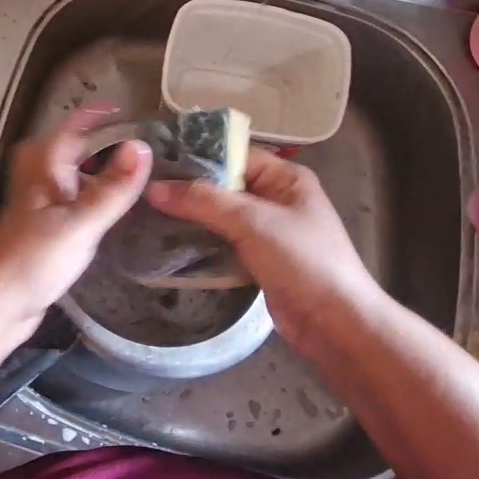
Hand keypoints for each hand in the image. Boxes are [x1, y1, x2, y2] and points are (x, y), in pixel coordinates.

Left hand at [0, 106, 151, 331]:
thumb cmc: (34, 258)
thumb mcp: (81, 223)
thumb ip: (113, 188)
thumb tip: (143, 146)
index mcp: (44, 170)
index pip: (69, 130)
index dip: (92, 116)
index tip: (123, 108)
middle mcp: (39, 183)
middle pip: (66, 151)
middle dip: (95, 142)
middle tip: (132, 143)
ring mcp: (39, 209)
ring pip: (68, 178)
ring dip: (94, 171)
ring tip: (131, 173)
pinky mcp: (43, 234)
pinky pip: (70, 204)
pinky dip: (90, 199)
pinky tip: (110, 212)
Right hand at [146, 147, 382, 345]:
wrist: (335, 324)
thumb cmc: (302, 260)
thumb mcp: (252, 222)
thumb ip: (202, 201)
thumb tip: (153, 187)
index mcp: (285, 178)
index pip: (233, 154)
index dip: (195, 156)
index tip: (154, 161)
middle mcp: (275, 199)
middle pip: (222, 185)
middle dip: (186, 189)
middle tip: (143, 187)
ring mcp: (266, 231)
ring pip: (218, 215)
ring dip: (189, 216)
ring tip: (146, 212)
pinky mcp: (257, 259)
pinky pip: (220, 241)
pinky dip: (198, 241)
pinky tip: (167, 240)